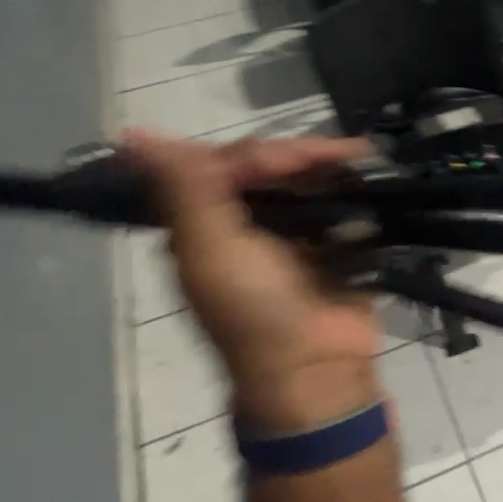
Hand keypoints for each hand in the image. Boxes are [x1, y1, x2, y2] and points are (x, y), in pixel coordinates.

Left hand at [125, 130, 381, 433]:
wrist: (317, 367)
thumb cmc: (255, 312)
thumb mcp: (208, 250)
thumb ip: (183, 189)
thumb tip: (131, 134)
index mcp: (207, 223)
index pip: (226, 164)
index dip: (258, 154)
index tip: (288, 161)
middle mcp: (249, 225)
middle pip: (272, 170)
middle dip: (303, 157)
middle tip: (342, 156)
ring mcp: (298, 239)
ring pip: (309, 185)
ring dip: (333, 171)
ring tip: (361, 160)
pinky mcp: (338, 253)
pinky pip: (344, 213)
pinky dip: (358, 198)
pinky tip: (371, 183)